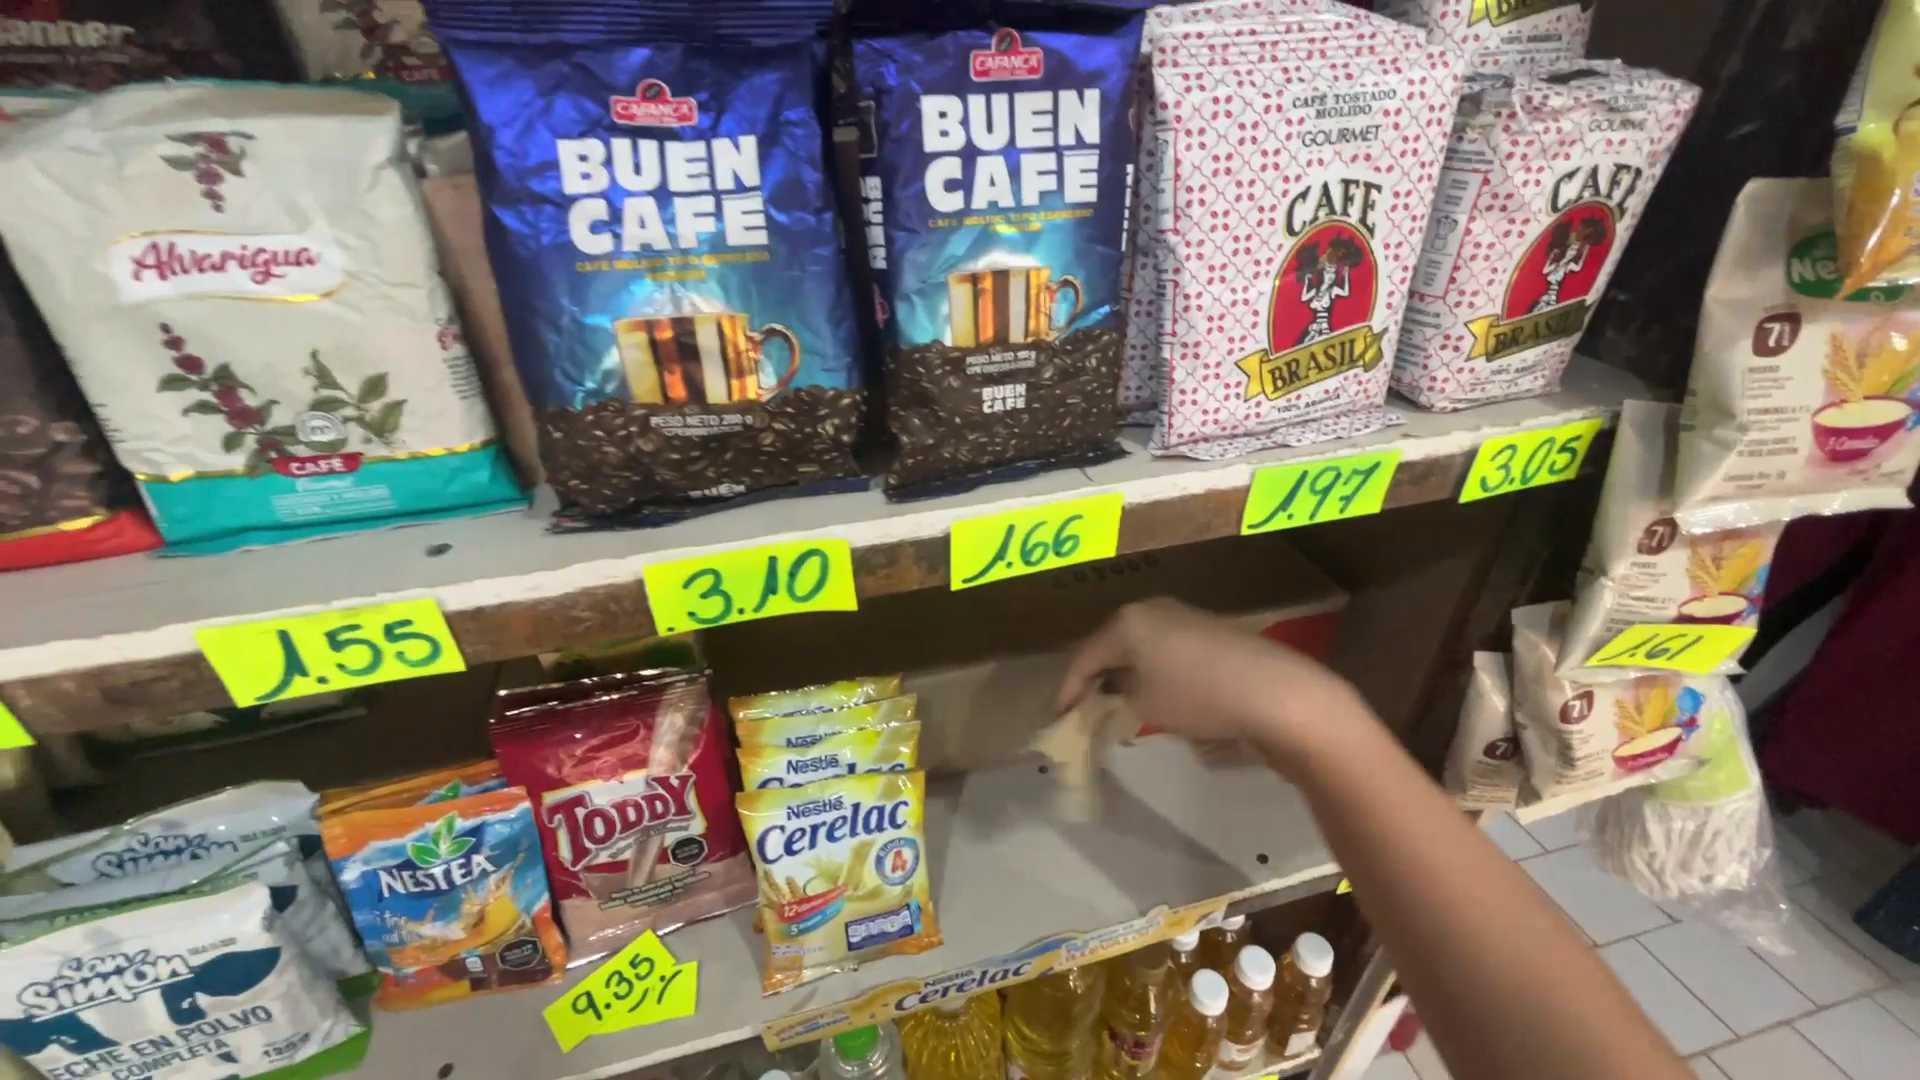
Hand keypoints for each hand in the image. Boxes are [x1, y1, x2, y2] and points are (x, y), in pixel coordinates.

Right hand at [1054, 598, 1371, 773]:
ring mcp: (1182, 616)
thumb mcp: (1145, 705)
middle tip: (1083, 709)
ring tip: (1116, 704)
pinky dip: (1151, 671)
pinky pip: (1164, 650)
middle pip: (1110, 646)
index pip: (1084, 657)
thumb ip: (1117, 696)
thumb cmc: (1198, 697)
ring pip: (1138, 647)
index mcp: (1127, 621)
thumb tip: (1113, 691)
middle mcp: (1151, 609)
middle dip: (1096, 678)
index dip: (1068, 690)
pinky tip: (1156, 693)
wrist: (1276, 693)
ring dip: (1124, 674)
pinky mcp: (1208, 631)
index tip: (1058, 718)